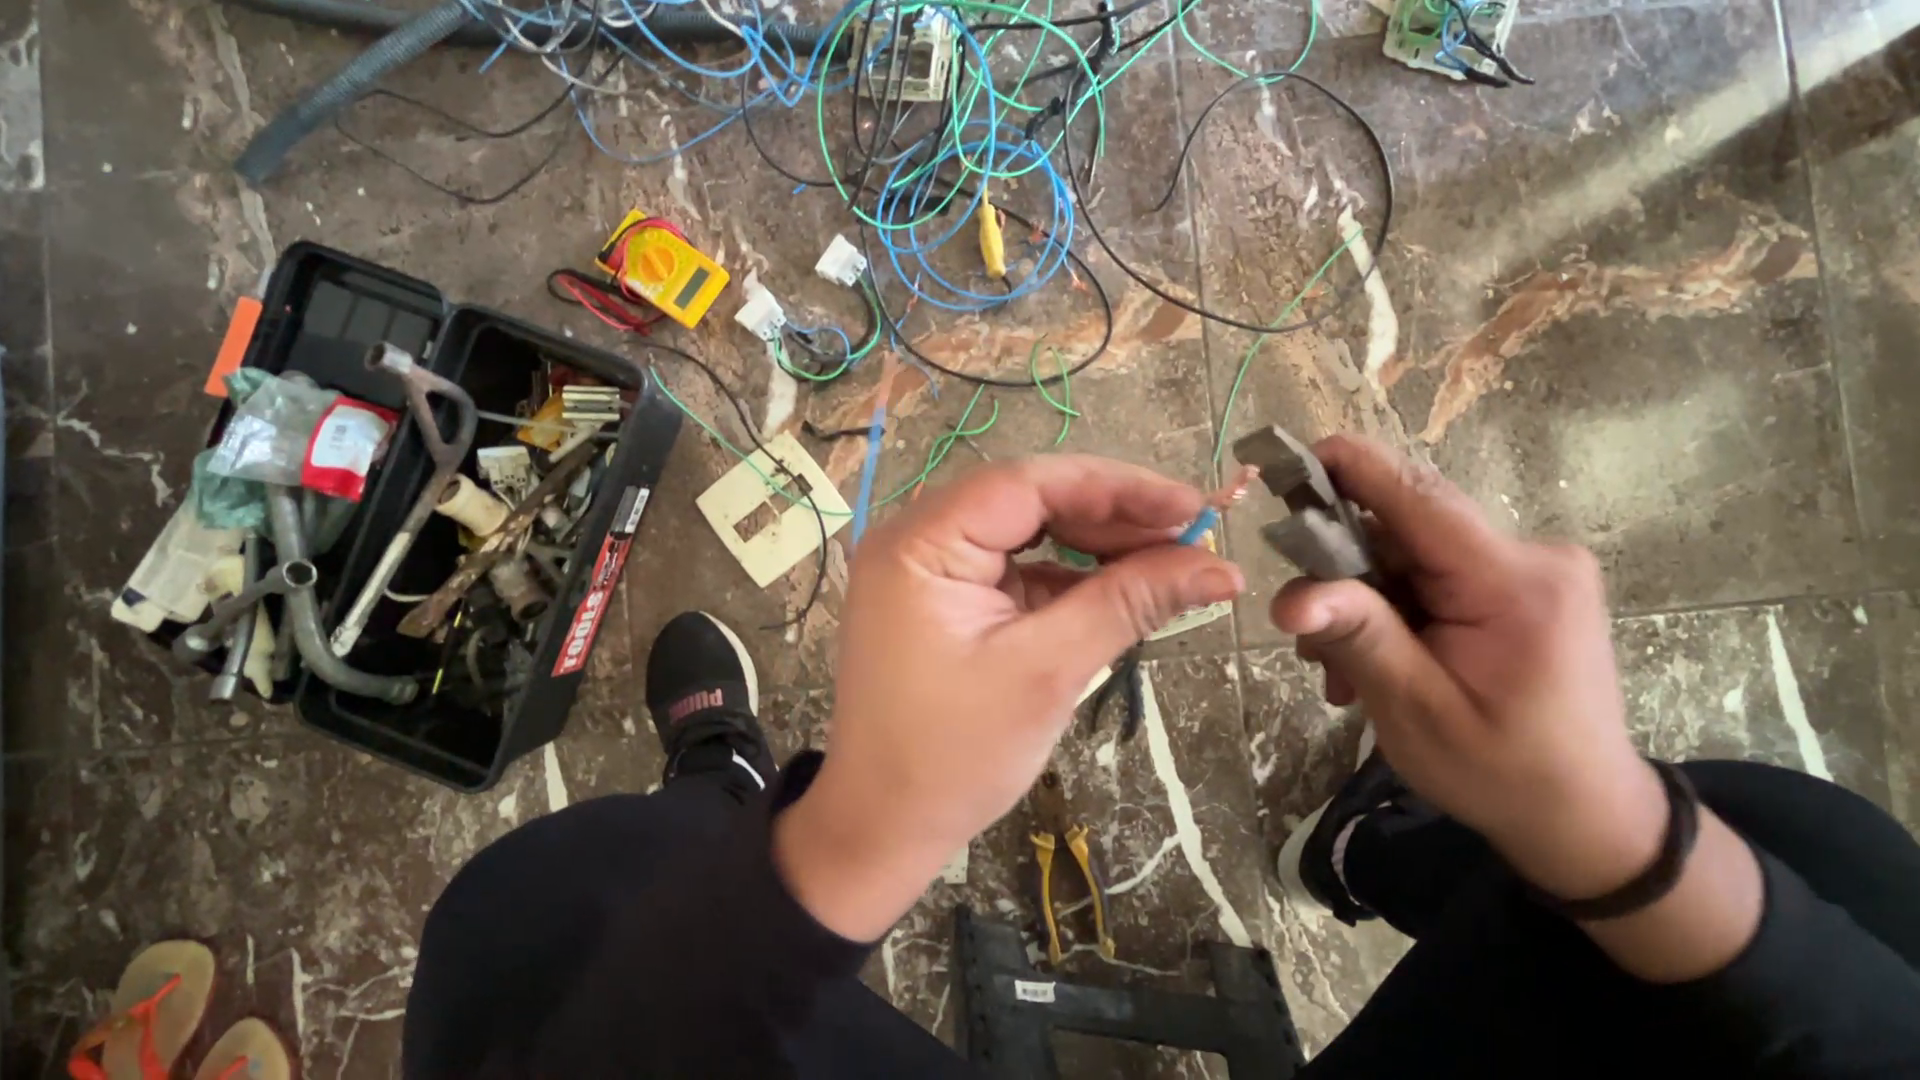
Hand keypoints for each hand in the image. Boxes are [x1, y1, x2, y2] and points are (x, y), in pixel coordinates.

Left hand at [774, 455, 1243, 940]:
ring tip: (1170, 562)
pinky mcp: (945, 598)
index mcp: (920, 543)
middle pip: (1029, 500)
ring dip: (1097, 545)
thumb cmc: (954, 756)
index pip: (1028, 483)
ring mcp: (928, 568)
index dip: (1117, 486)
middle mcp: (917, 539)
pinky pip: (1016, 567)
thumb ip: (1129, 604)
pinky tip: (1122, 588)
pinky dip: (1069, 577)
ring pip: (1028, 531)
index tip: (1190, 507)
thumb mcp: (1048, 672)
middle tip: (1192, 539)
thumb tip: (1220, 567)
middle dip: (1113, 516)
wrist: (885, 825)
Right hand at [1268, 435, 1664, 900]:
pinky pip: (1428, 575)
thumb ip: (1358, 639)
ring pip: (1406, 555)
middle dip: (1341, 575)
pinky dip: (1390, 611)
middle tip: (1309, 641)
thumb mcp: (1416, 710)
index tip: (1282, 462)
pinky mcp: (1516, 584)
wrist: (1585, 818)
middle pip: (1402, 529)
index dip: (1349, 468)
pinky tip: (1376, 663)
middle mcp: (1529, 556)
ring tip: (1343, 673)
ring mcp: (1526, 568)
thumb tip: (1285, 600)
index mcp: (1514, 582)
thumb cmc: (1502, 772)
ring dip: (1361, 603)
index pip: (1418, 497)